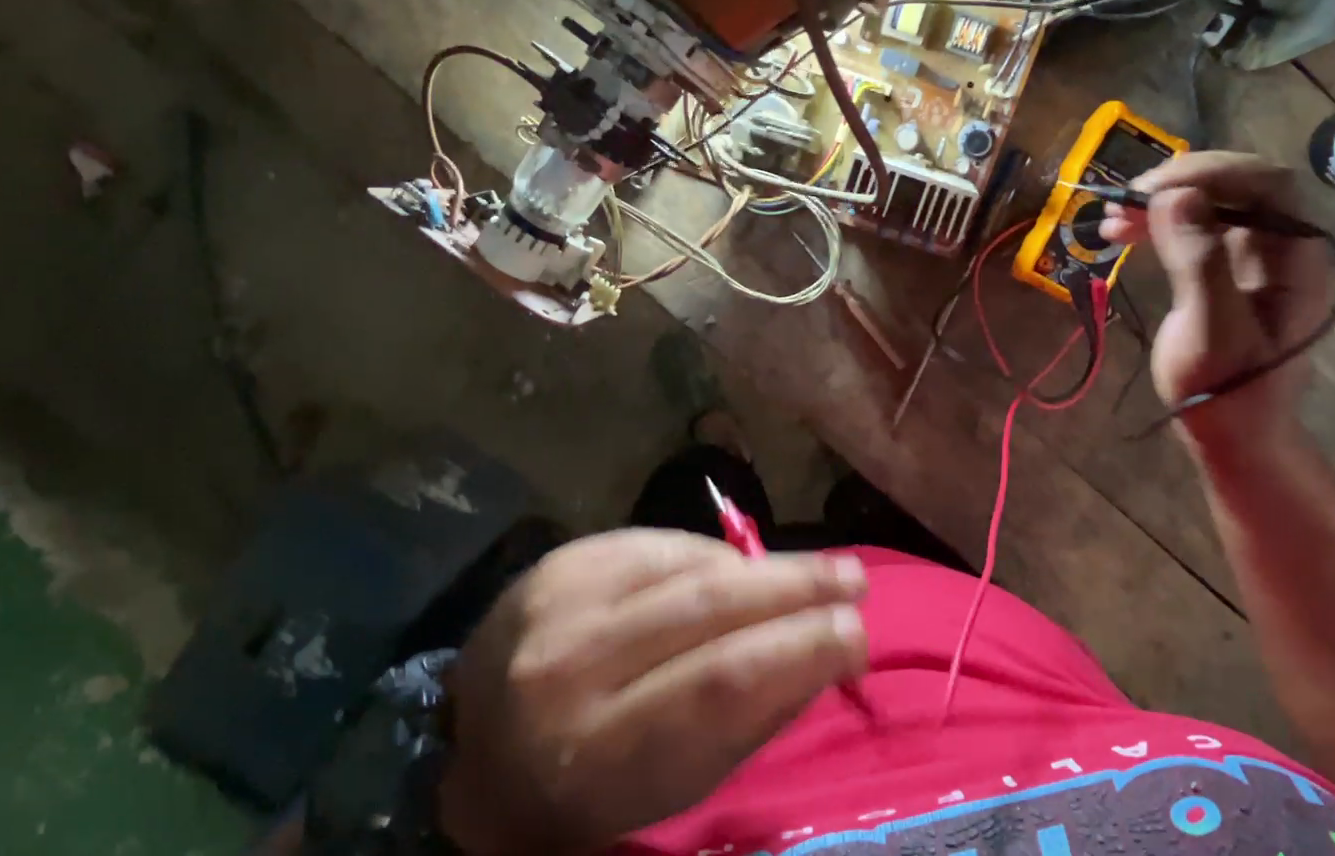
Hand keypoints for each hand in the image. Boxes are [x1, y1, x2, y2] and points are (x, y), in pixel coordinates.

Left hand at [438, 529, 869, 854]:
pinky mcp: (554, 563)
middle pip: (708, 608)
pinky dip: (709, 554)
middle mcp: (569, 668)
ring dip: (761, 568)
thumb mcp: (678, 783)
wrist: (477, 758)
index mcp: (599, 751)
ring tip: (812, 572)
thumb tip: (827, 650)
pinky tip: (738, 567)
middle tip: (854, 581)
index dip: (801, 648)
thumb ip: (752, 720)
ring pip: (687, 566)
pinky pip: (655, 543)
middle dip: (797, 588)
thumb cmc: (595, 790)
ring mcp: (556, 605)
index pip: (722, 683)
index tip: (858, 632)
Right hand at [1101, 152, 1334, 447]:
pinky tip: (1122, 235)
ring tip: (1113, 220)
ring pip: (1212, 203)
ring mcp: (1256, 257)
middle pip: (1238, 186)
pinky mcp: (1227, 269)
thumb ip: (1199, 261)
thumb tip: (1174, 197)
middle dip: (1179, 185)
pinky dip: (1158, 225)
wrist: (1233, 434)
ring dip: (1162, 204)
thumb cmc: (1227, 392)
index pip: (1267, 184)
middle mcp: (1285, 247)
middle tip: (1126, 202)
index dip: (1211, 172)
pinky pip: (1195, 228)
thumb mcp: (1211, 331)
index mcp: (1299, 258)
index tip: (1152, 190)